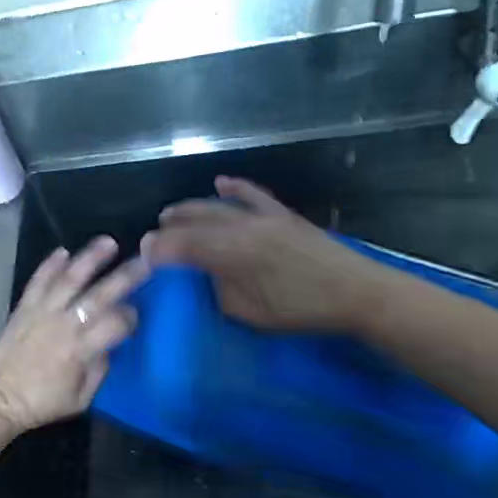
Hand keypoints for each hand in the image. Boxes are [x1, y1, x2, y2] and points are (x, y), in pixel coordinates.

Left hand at [0, 236, 147, 431]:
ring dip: (89, 259)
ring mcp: (41, 313)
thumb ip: (100, 369)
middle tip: (144, 261)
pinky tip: (64, 251)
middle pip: (98, 295)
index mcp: (79, 351)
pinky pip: (38, 281)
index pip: (114, 324)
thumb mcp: (81, 398)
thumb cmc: (43, 402)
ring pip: (68, 279)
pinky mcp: (24, 308)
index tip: (136, 313)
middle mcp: (63, 326)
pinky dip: (50, 265)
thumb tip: (108, 344)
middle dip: (123, 276)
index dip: (130, 317)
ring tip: (108, 242)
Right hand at [143, 176, 381, 331]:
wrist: (355, 291)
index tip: (141, 255)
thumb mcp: (252, 313)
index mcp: (235, 253)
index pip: (186, 246)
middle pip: (198, 222)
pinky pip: (253, 195)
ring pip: (219, 207)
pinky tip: (220, 183)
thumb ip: (222, 292)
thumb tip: (208, 278)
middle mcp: (245, 227)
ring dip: (192, 209)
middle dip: (170, 228)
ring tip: (171, 214)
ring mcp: (265, 217)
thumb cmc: (302, 310)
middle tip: (152, 237)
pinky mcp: (283, 215)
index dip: (160, 249)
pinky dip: (235, 188)